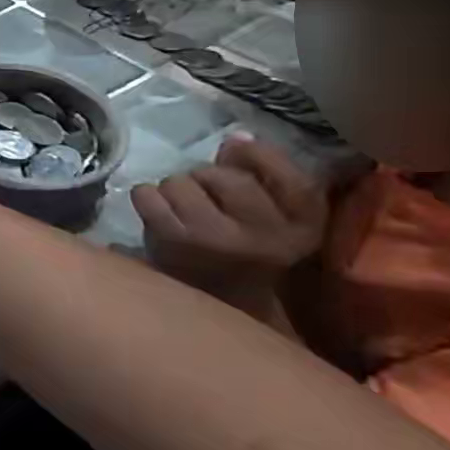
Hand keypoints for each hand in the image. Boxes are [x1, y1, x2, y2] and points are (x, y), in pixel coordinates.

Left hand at [133, 134, 326, 298]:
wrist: (223, 310)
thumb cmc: (245, 252)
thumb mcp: (275, 219)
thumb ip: (263, 176)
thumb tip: (236, 139)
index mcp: (302, 230)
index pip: (293, 179)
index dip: (259, 155)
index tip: (237, 151)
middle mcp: (263, 237)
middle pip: (220, 176)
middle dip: (206, 179)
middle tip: (208, 199)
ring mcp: (215, 239)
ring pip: (178, 182)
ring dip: (175, 191)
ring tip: (185, 214)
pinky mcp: (173, 242)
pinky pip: (147, 195)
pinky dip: (147, 199)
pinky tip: (161, 217)